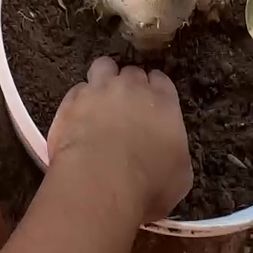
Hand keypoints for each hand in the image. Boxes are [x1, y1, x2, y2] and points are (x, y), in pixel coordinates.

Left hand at [47, 57, 191, 222]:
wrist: (100, 183)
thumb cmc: (148, 185)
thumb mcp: (179, 177)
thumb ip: (175, 152)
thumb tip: (168, 153)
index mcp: (162, 102)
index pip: (161, 81)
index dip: (156, 90)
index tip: (152, 105)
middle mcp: (131, 88)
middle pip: (132, 72)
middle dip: (130, 85)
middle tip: (127, 107)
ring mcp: (99, 90)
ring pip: (103, 66)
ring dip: (103, 79)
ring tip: (101, 100)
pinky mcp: (73, 100)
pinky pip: (77, 91)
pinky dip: (79, 102)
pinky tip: (79, 119)